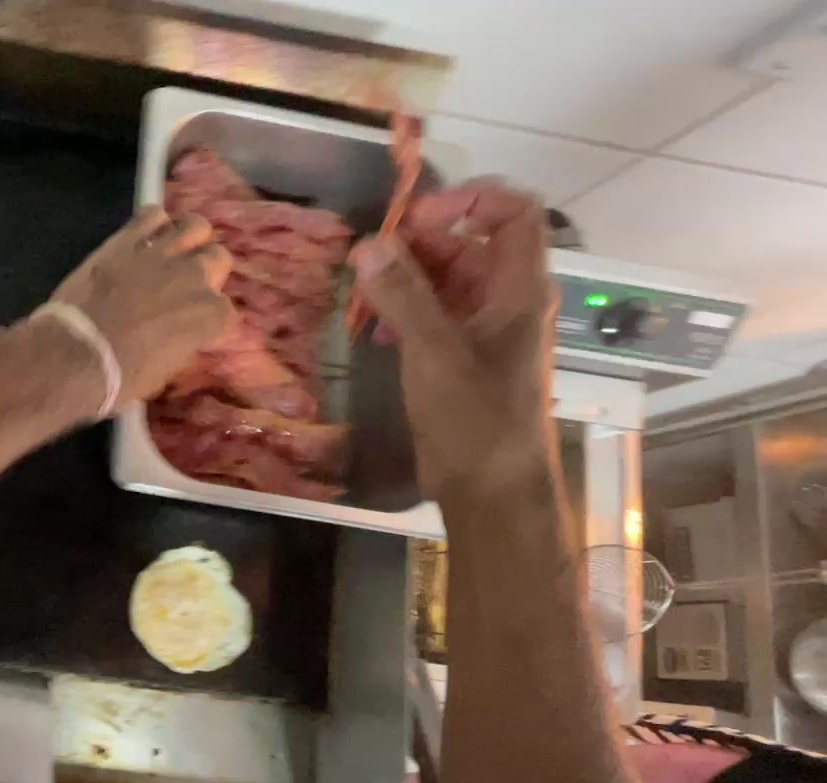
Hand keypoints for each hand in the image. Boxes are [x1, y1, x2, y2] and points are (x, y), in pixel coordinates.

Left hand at [47, 206, 233, 409]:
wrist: (73, 357)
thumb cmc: (117, 378)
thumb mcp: (161, 374)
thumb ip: (180, 345)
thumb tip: (178, 337)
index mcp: (209, 315)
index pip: (223, 310)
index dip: (206, 318)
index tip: (191, 324)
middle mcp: (194, 277)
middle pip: (216, 259)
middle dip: (204, 271)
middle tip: (182, 284)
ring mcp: (162, 253)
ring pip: (194, 226)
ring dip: (187, 238)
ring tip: (172, 250)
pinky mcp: (126, 240)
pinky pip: (152, 214)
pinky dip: (151, 223)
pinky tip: (142, 238)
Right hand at [349, 179, 557, 506]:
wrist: (487, 482)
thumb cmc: (473, 415)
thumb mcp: (432, 351)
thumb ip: (401, 296)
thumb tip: (368, 245)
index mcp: (518, 288)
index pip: (512, 213)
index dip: (467, 200)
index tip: (410, 217)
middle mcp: (505, 300)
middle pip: (469, 245)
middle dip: (419, 244)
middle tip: (368, 260)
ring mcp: (482, 330)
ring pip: (446, 283)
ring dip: (404, 281)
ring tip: (362, 296)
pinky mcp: (459, 358)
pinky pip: (433, 317)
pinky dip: (402, 313)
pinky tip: (374, 332)